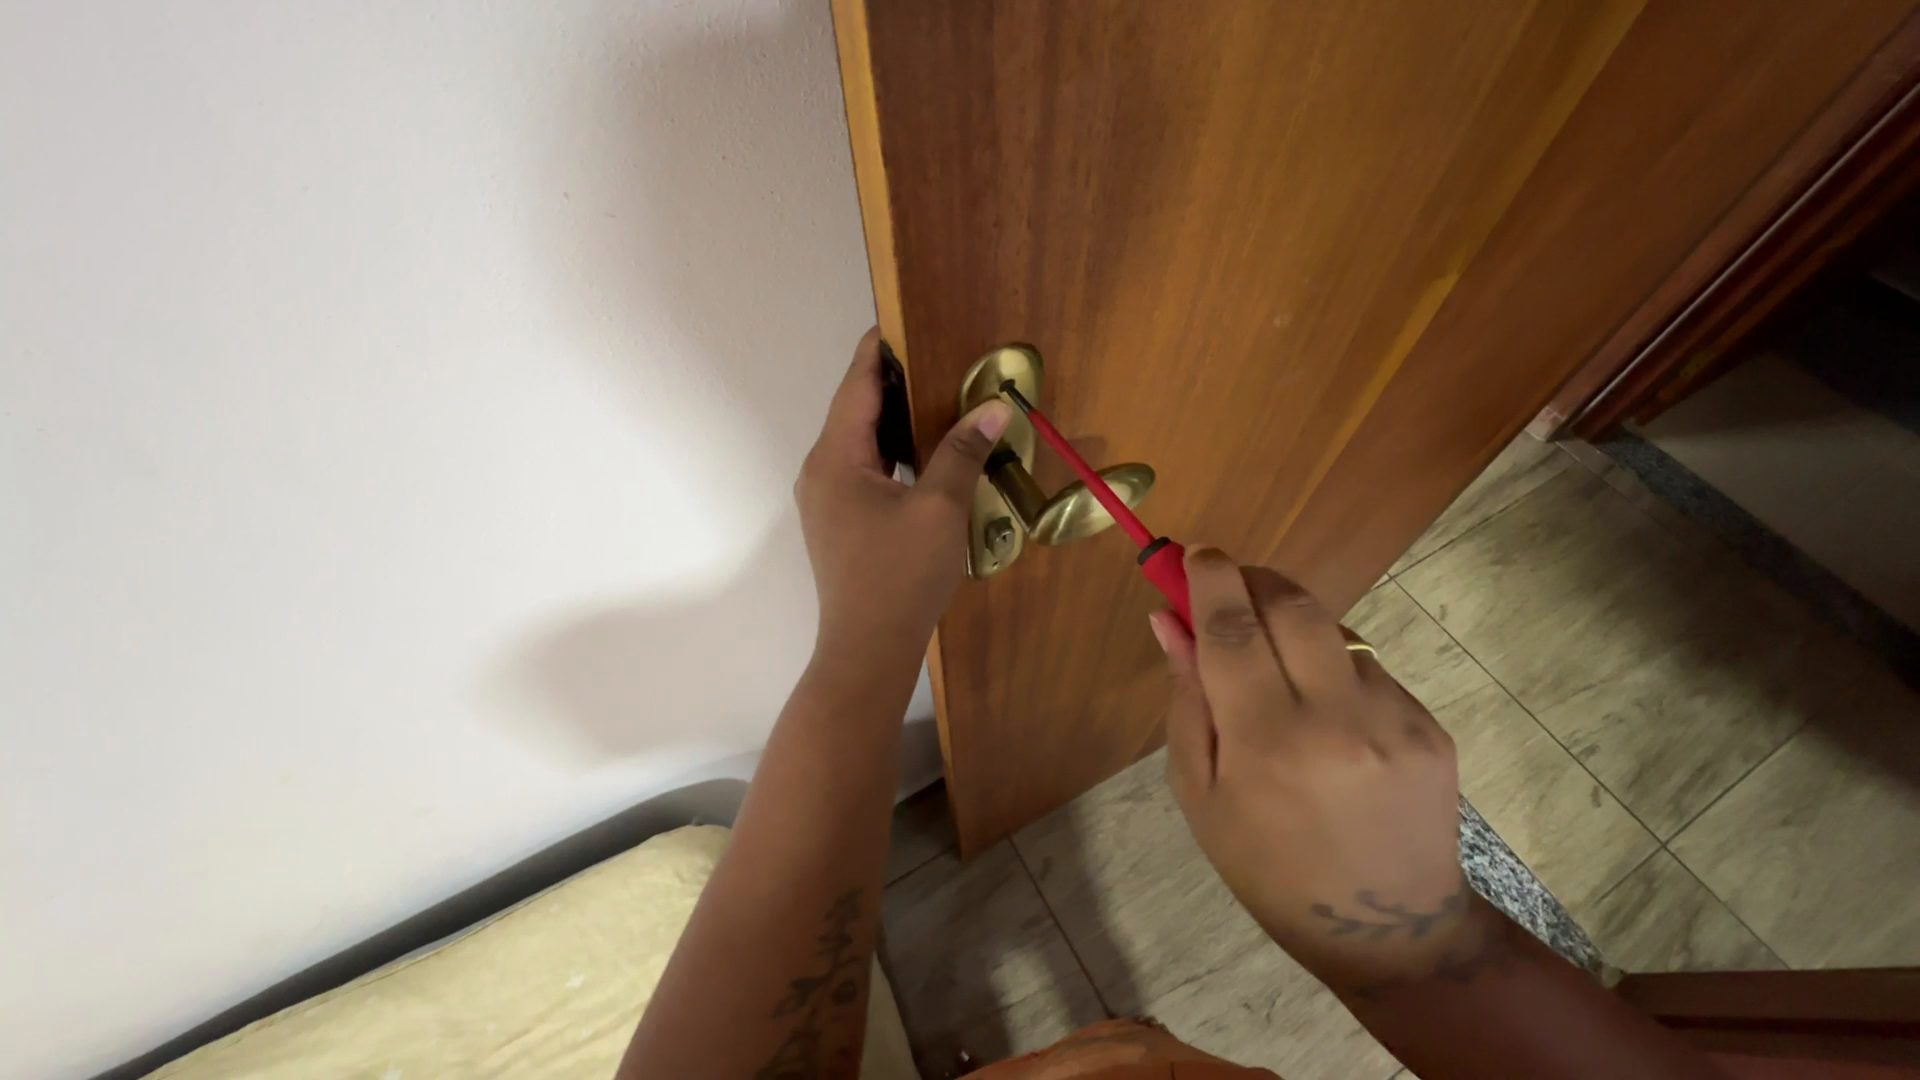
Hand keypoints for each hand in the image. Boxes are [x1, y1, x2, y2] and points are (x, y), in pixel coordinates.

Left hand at [796, 329, 1009, 657]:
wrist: (867, 650)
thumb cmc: (900, 576)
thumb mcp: (939, 509)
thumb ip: (962, 452)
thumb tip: (994, 407)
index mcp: (835, 457)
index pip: (856, 383)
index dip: (881, 348)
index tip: (908, 318)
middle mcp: (821, 471)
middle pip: (855, 409)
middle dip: (895, 382)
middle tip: (941, 357)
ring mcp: (827, 499)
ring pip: (860, 443)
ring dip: (896, 420)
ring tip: (940, 398)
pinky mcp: (840, 522)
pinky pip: (864, 470)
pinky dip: (893, 453)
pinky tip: (926, 454)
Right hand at [1152, 549, 1484, 993]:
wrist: (1388, 931)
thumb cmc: (1267, 867)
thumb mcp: (1201, 794)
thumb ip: (1186, 700)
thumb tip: (1168, 621)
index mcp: (1266, 745)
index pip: (1231, 631)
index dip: (1209, 580)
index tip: (1195, 552)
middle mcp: (1336, 720)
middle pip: (1292, 606)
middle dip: (1255, 579)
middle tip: (1232, 582)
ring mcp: (1394, 720)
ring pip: (1333, 631)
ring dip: (1293, 624)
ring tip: (1277, 668)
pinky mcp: (1430, 725)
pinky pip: (1368, 666)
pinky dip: (1333, 665)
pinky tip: (1326, 712)